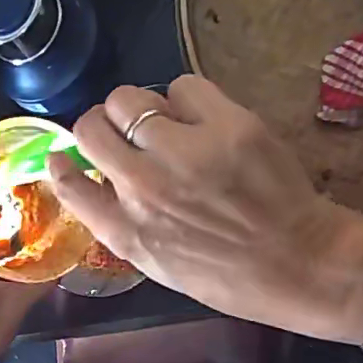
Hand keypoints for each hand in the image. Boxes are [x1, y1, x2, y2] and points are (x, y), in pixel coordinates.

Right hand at [49, 76, 362, 342]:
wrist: (299, 263)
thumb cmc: (228, 276)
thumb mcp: (160, 265)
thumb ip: (120, 223)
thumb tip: (96, 179)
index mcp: (127, 232)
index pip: (69, 182)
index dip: (64, 163)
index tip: (66, 157)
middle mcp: (144, 189)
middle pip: (91, 125)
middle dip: (102, 126)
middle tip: (127, 135)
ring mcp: (183, 153)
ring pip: (131, 98)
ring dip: (143, 111)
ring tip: (169, 129)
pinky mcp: (226, 125)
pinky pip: (182, 86)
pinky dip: (187, 101)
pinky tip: (205, 123)